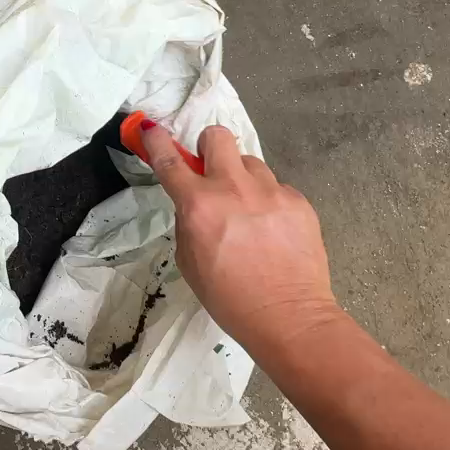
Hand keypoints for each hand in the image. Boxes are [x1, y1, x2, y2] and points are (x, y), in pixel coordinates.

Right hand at [141, 121, 345, 364]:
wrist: (290, 320)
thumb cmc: (228, 298)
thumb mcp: (188, 260)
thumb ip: (188, 220)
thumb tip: (196, 201)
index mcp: (198, 205)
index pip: (169, 160)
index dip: (156, 140)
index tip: (151, 129)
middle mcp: (232, 188)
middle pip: (216, 136)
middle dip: (209, 148)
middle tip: (213, 172)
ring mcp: (270, 192)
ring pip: (250, 163)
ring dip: (243, 179)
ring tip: (251, 212)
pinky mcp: (298, 201)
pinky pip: (277, 188)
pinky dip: (270, 202)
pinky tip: (274, 231)